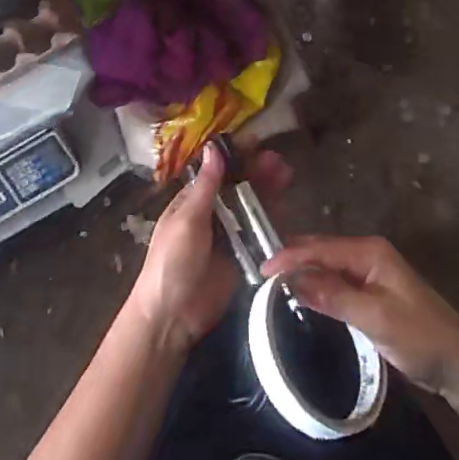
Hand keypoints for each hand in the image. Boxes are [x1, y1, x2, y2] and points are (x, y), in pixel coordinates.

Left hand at [126, 144, 291, 352]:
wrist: (173, 317)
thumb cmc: (171, 262)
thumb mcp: (187, 220)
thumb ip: (205, 186)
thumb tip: (213, 147)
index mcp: (192, 201)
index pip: (216, 170)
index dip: (234, 156)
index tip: (255, 142)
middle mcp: (212, 214)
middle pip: (238, 187)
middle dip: (256, 171)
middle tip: (277, 160)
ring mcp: (228, 236)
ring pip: (251, 207)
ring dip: (267, 190)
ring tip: (286, 174)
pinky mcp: (243, 257)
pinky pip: (260, 234)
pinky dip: (272, 220)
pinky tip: (286, 207)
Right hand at [263, 236, 458, 406]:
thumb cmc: (422, 338)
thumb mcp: (377, 318)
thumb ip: (334, 295)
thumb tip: (291, 278)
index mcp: (370, 251)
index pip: (319, 247)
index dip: (288, 256)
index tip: (259, 270)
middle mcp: (367, 254)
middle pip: (320, 250)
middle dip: (291, 259)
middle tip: (258, 278)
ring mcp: (370, 273)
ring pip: (325, 266)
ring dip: (301, 272)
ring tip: (271, 287)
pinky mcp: (370, 293)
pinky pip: (334, 281)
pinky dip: (314, 285)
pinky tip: (300, 297)